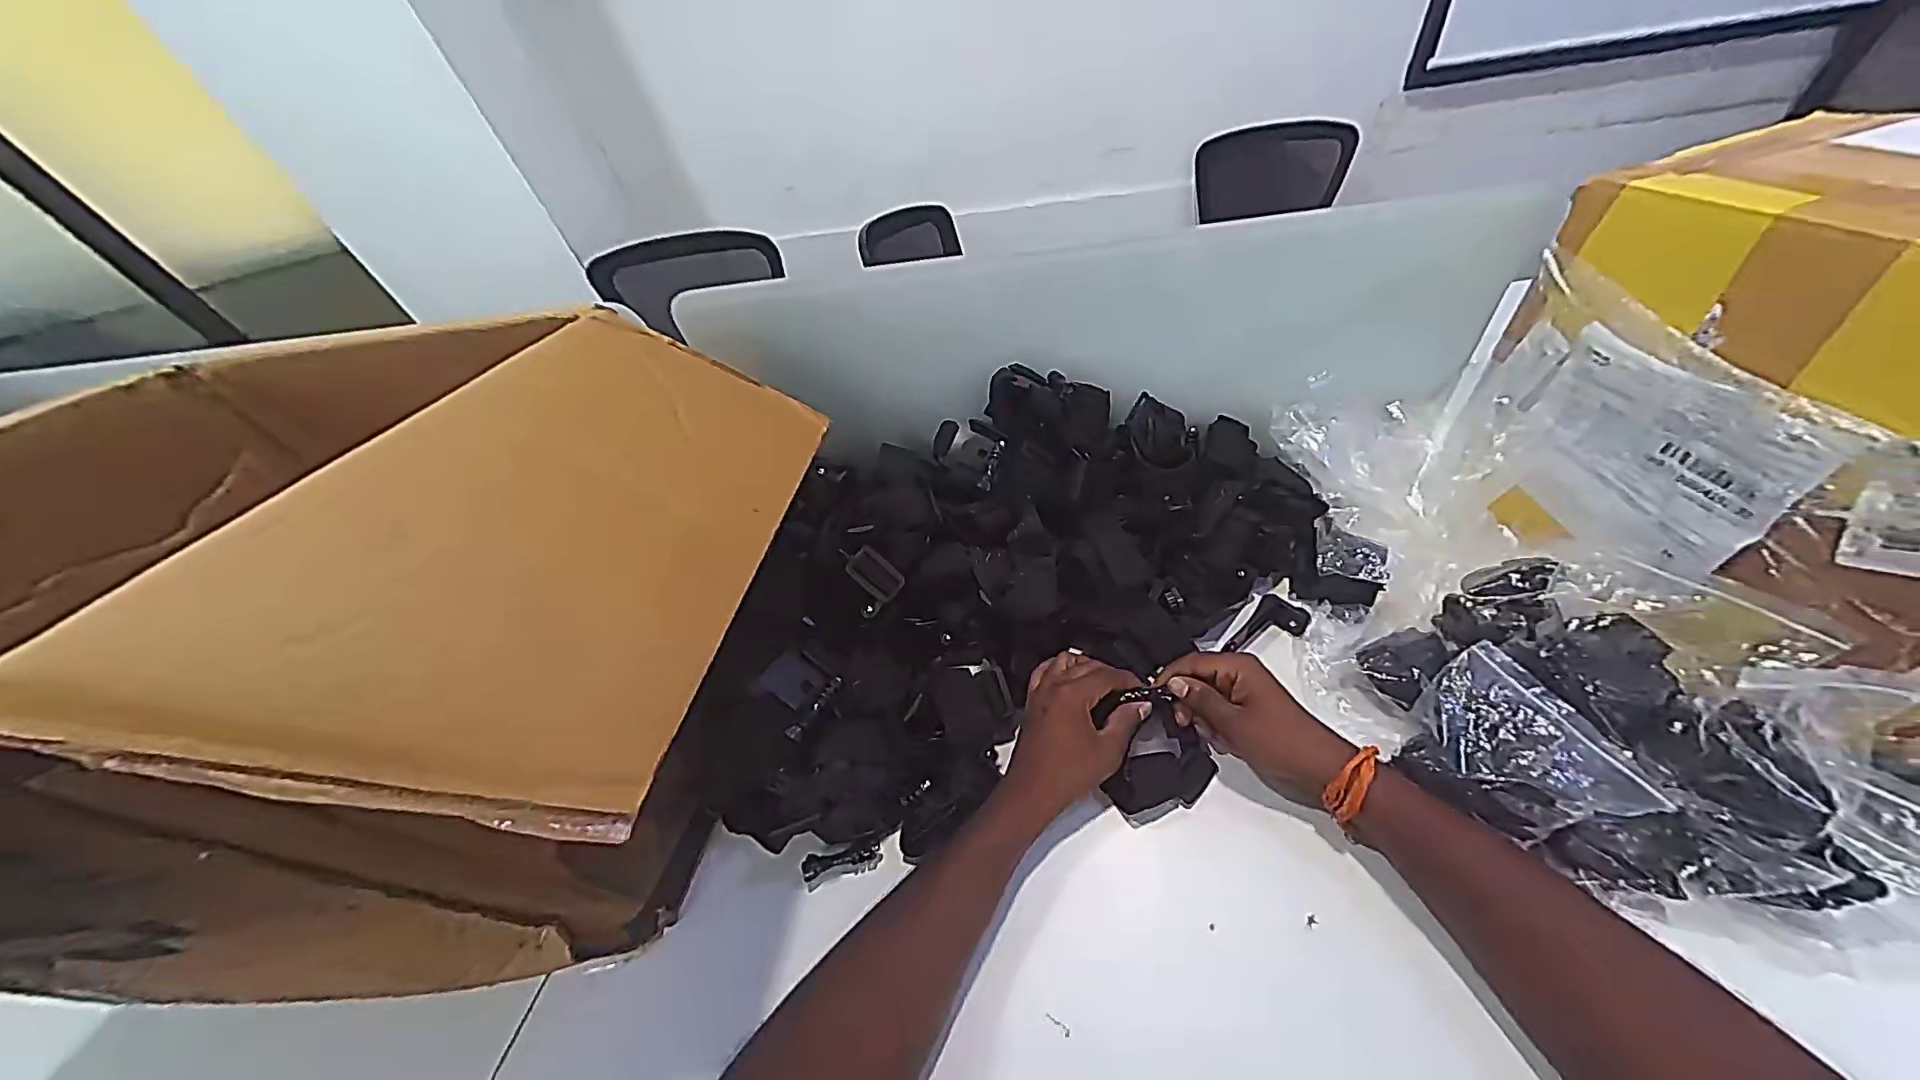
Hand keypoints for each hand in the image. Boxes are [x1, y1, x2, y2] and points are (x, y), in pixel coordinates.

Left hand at [999, 653, 1153, 824]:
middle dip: (1111, 673)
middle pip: (1087, 664)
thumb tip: (1137, 707)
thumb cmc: (1062, 775)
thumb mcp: (1108, 750)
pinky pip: (1045, 672)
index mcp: (1071, 695)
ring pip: (1064, 662)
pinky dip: (1060, 671)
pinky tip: (1070, 682)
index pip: (1107, 674)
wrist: (1033, 791)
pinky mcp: (1032, 703)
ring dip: (1085, 666)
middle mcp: (1052, 688)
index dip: (1128, 679)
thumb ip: (1126, 722)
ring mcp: (1039, 694)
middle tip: (1127, 689)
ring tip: (1102, 683)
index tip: (1139, 688)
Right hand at [1154, 651, 1356, 806]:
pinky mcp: (1249, 715)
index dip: (1171, 678)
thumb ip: (1199, 699)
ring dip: (1204, 719)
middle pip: (1197, 680)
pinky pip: (1219, 714)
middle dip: (1189, 703)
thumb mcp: (1233, 722)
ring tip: (1216, 737)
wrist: (1321, 773)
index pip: (1192, 662)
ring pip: (1206, 700)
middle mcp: (1242, 676)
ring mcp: (1245, 696)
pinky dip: (1216, 728)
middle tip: (1187, 722)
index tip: (1156, 696)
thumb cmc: (1287, 744)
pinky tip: (1226, 742)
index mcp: (1240, 667)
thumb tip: (1176, 683)